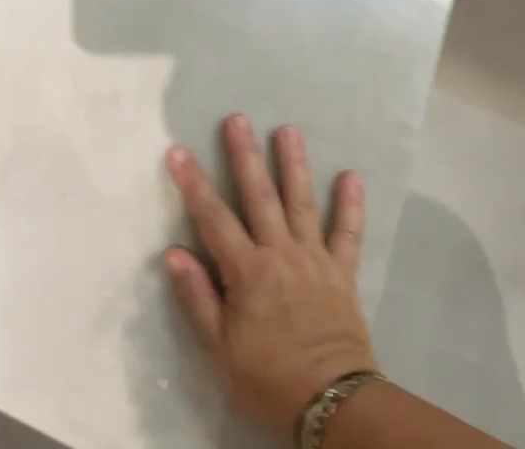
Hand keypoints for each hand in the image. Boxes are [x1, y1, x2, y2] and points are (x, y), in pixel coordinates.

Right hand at [164, 115, 377, 435]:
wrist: (335, 406)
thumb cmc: (268, 378)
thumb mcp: (220, 348)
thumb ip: (197, 297)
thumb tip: (172, 252)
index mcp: (247, 272)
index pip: (213, 218)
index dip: (193, 183)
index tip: (177, 151)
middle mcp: (280, 255)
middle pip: (259, 197)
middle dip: (245, 156)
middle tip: (237, 119)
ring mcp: (315, 261)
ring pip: (302, 204)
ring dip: (294, 165)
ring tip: (288, 130)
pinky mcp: (342, 274)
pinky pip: (348, 234)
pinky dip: (350, 205)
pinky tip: (352, 176)